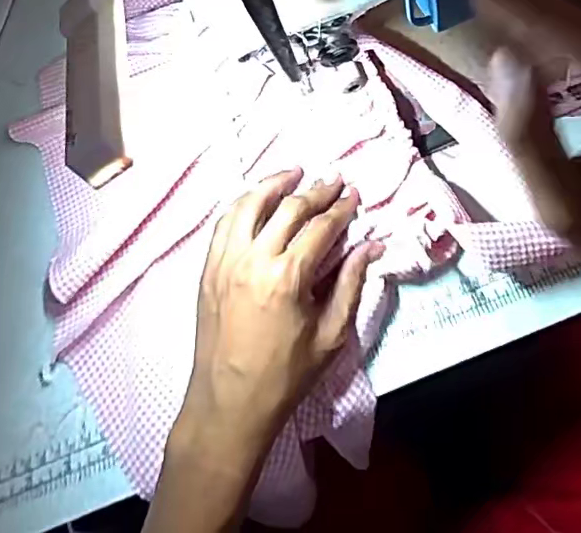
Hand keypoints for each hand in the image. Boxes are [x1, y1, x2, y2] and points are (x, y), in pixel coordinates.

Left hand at [178, 171, 380, 460]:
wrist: (227, 408)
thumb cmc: (285, 376)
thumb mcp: (331, 335)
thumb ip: (352, 283)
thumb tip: (372, 246)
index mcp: (286, 277)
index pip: (320, 227)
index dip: (341, 208)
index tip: (355, 195)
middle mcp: (252, 260)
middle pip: (288, 208)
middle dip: (316, 190)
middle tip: (335, 180)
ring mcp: (224, 262)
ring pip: (249, 205)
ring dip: (274, 184)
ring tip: (294, 173)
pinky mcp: (208, 270)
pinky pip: (225, 223)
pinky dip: (244, 204)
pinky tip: (259, 199)